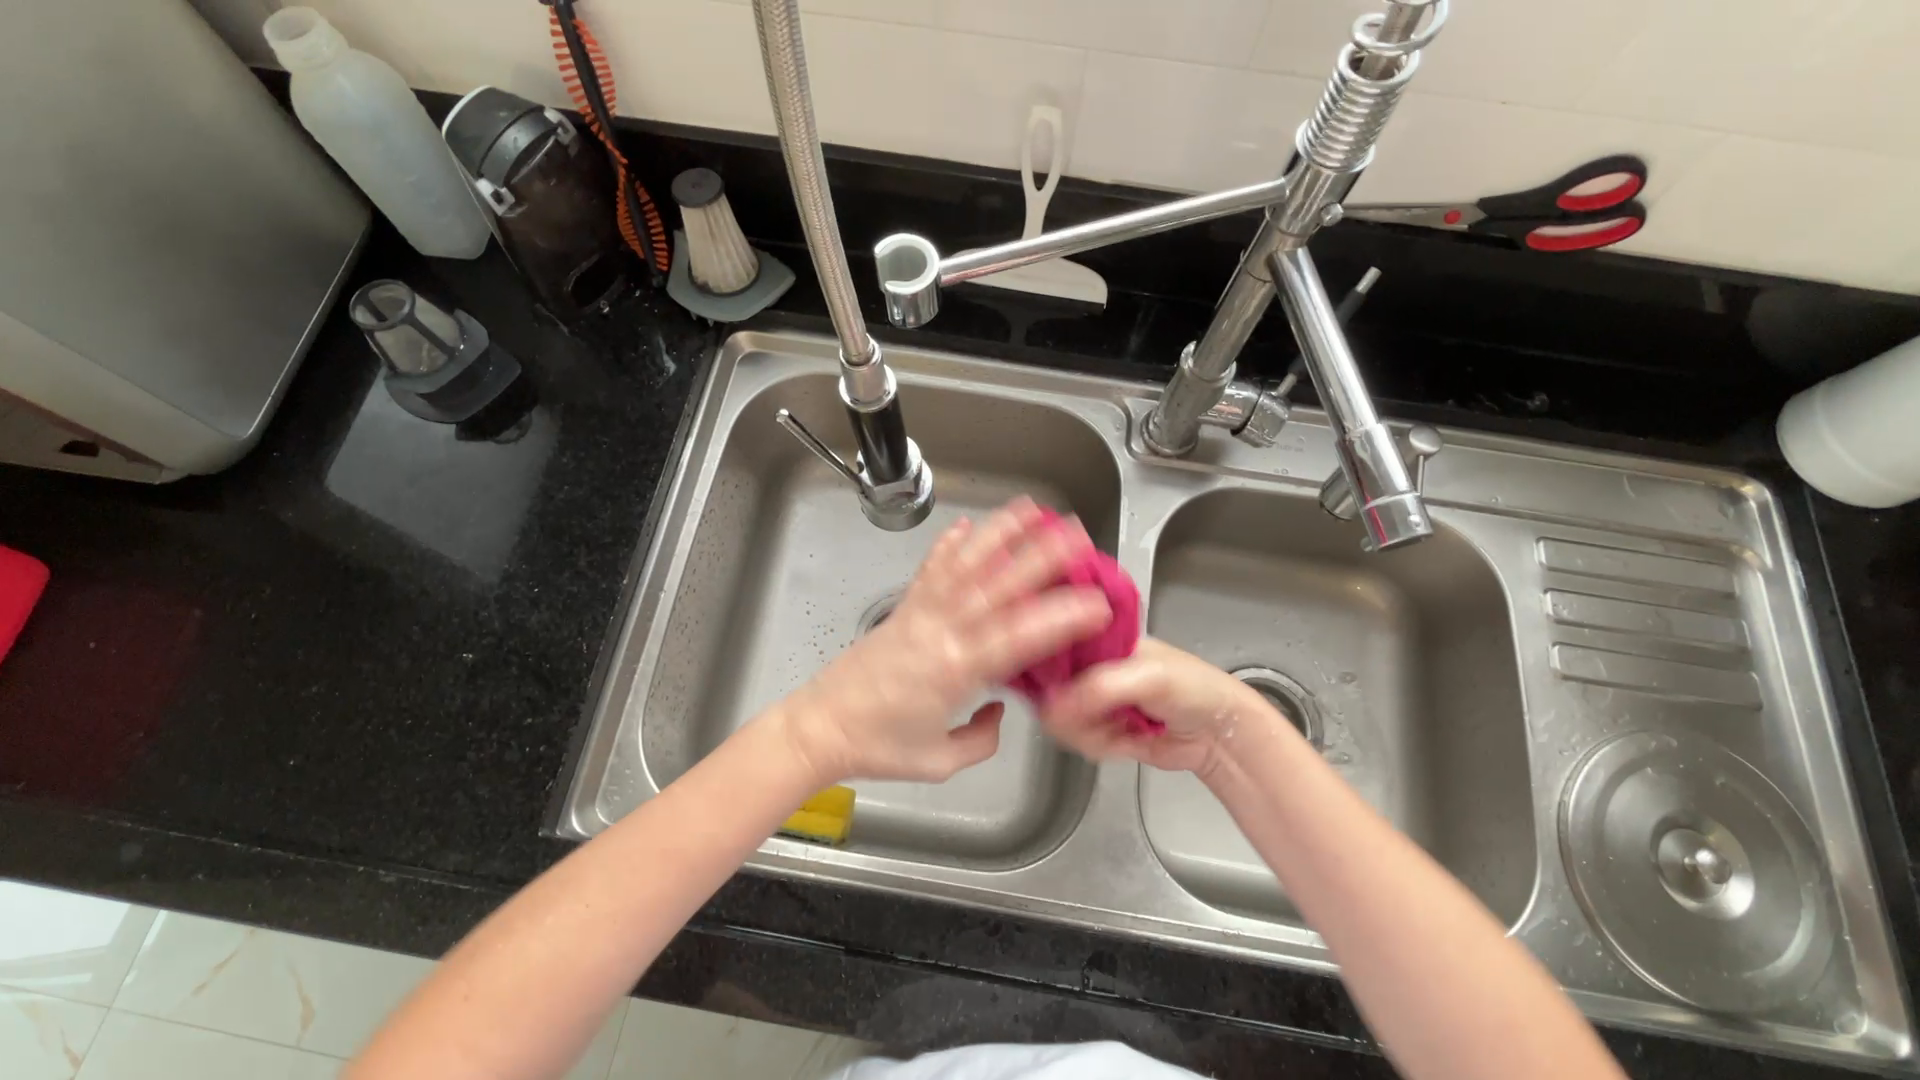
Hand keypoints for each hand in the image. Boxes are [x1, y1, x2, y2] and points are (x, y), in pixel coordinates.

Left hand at [775, 497, 1112, 785]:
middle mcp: (940, 632)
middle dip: (1040, 557)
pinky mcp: (901, 610)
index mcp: (955, 671)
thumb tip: (1000, 711)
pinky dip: (948, 546)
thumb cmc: (876, 748)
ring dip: (999, 534)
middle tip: (1075, 535)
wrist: (819, 728)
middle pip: (997, 585)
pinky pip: (930, 571)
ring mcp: (919, 614)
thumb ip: (980, 739)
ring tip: (1028, 510)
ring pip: (965, 565)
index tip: (1094, 602)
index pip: (1019, 637)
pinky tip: (964, 526)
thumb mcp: (938, 761)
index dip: (1060, 617)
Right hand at [1039, 638, 1294, 781]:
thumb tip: (1055, 703)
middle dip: (1071, 711)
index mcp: (1104, 641)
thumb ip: (1101, 686)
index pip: (1058, 649)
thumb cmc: (1194, 689)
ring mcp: (1098, 701)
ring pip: (1063, 719)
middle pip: (1054, 689)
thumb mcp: (1149, 677)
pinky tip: (1124, 742)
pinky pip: (1080, 740)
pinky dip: (1097, 746)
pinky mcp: (1103, 730)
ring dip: (1088, 732)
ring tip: (1121, 730)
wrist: (1220, 734)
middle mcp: (1095, 668)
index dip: (1050, 672)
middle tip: (1097, 719)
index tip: (1056, 694)